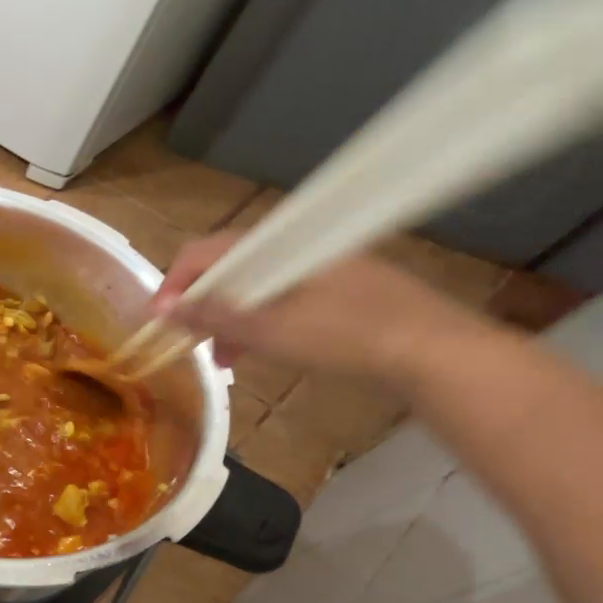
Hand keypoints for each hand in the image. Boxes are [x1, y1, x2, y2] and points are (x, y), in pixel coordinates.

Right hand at [151, 231, 492, 391]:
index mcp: (277, 246)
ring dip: (229, 318)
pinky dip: (261, 321)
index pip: (202, 252)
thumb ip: (212, 316)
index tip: (161, 321)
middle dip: (201, 304)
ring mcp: (324, 268)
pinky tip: (261, 351)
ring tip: (223, 356)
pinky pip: (284, 298)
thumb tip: (164, 308)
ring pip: (255, 286)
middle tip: (189, 340)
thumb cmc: (347, 336)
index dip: (174, 284)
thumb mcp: (267, 330)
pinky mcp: (344, 290)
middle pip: (227, 268)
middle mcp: (297, 247)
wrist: (442, 355)